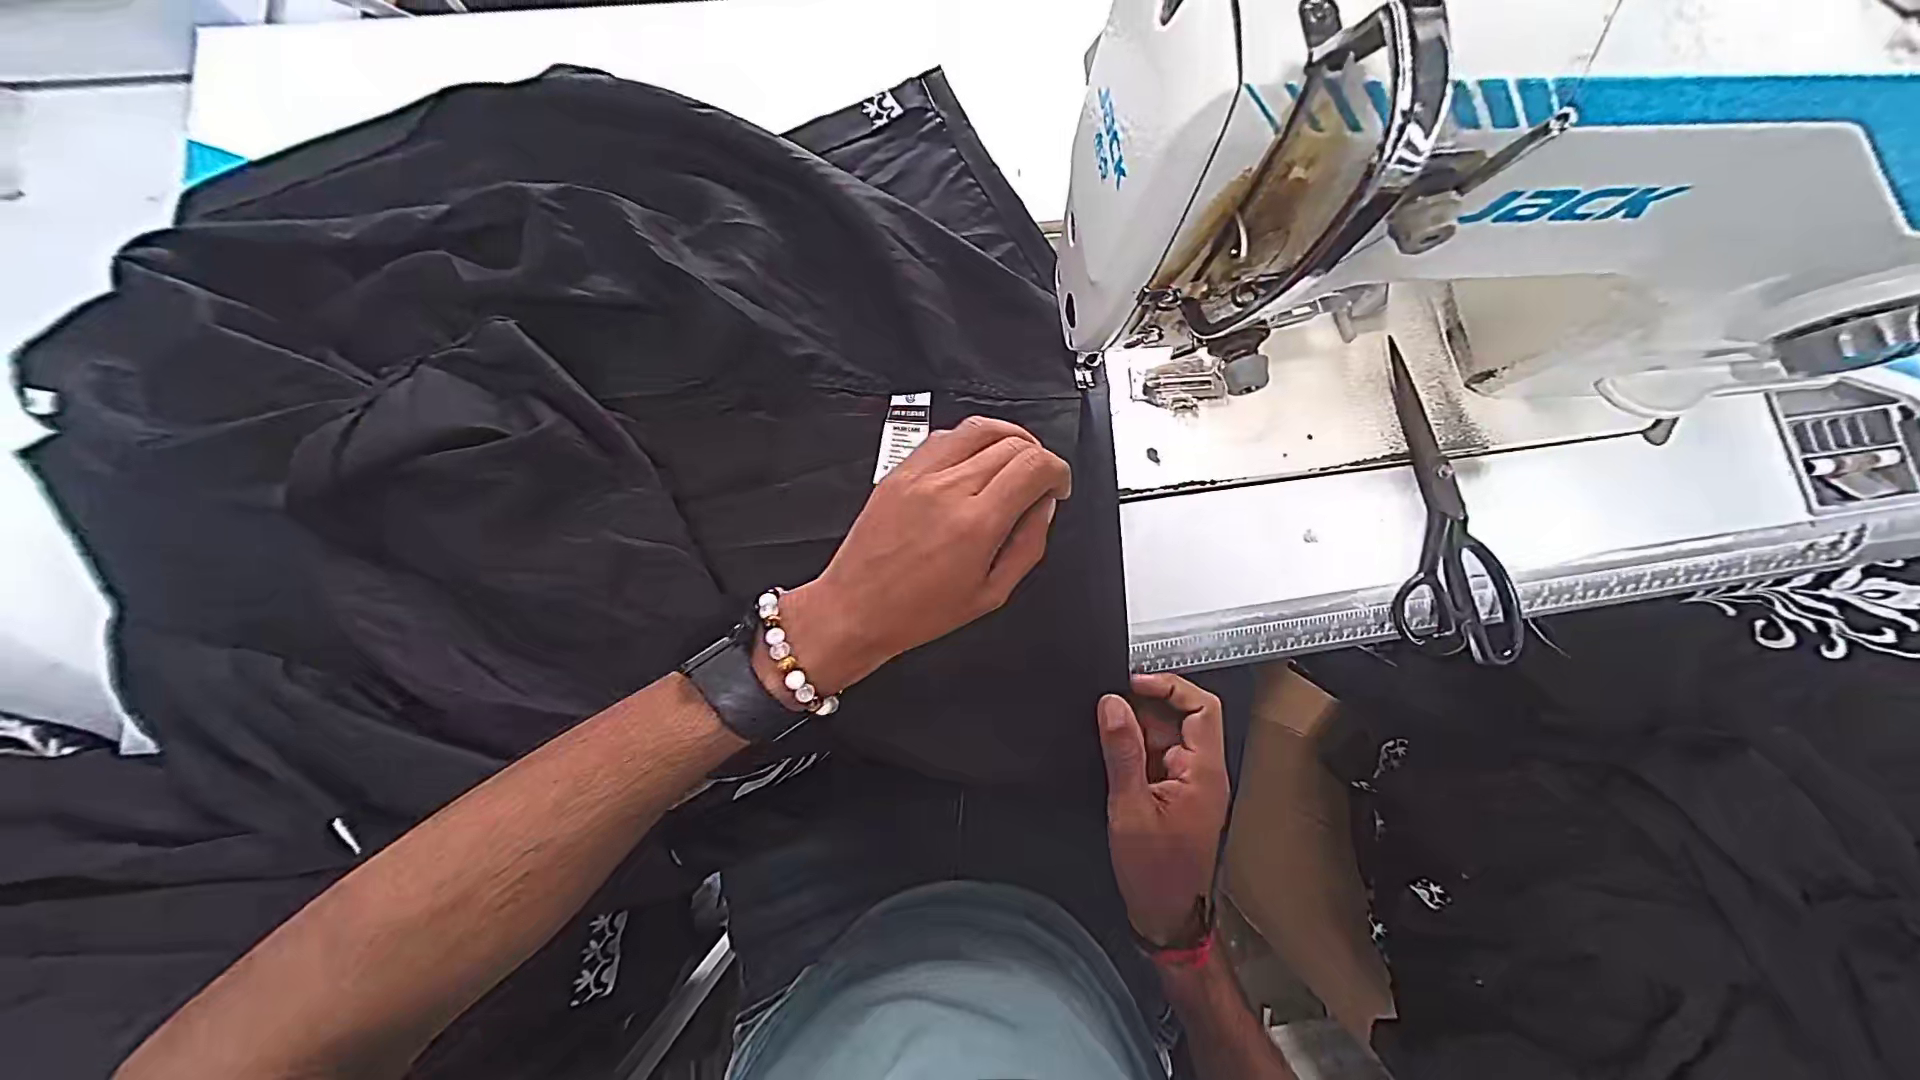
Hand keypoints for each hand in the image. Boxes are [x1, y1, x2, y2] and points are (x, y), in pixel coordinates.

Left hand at [769, 416, 1071, 696]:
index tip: (1057, 485)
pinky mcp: (898, 473)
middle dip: (1039, 456)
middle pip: (1013, 442)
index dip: (1058, 471)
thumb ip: (1028, 546)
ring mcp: (920, 477)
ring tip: (1015, 460)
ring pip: (980, 427)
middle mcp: (947, 491)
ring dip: (1009, 437)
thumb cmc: (914, 611)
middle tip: (1040, 480)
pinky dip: (971, 439)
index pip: (1035, 465)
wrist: (855, 609)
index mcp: (975, 524)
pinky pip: (943, 436)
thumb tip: (1044, 510)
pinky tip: (976, 458)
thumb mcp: (990, 594)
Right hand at [1098, 674, 1231, 945]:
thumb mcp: (1130, 808)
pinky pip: (1155, 755)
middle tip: (1106, 711)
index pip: (1202, 708)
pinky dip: (1133, 749)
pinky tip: (1112, 756)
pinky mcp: (1175, 792)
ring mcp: (1189, 782)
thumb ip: (1122, 752)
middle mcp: (1202, 771)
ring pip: (1164, 735)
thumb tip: (1112, 704)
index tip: (1132, 683)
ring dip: (1135, 729)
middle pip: (1180, 717)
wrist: (1167, 919)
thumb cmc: (1156, 875)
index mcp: (1204, 772)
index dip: (1168, 687)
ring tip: (1105, 737)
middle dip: (1142, 709)